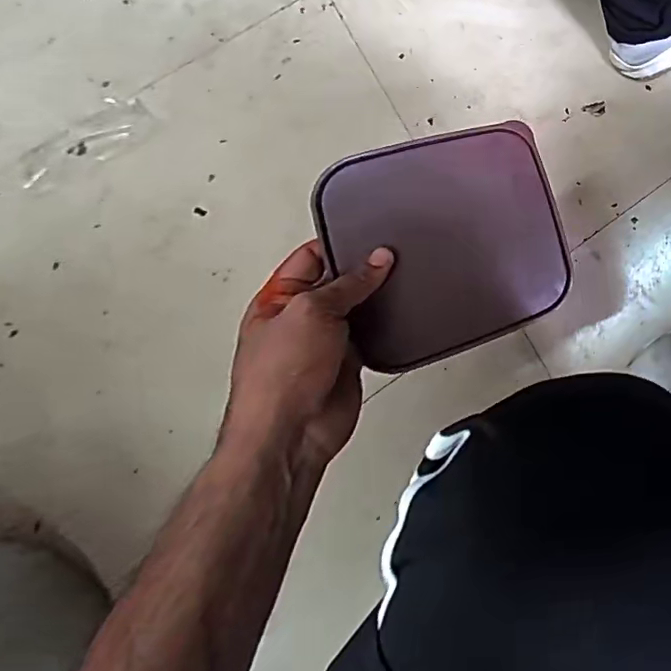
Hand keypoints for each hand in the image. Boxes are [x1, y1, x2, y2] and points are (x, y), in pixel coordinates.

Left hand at [220, 240, 393, 469]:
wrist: (292, 433)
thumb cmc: (276, 382)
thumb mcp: (312, 312)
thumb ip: (348, 283)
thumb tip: (375, 260)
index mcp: (277, 299)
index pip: (311, 256)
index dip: (339, 244)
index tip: (367, 237)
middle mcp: (299, 318)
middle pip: (338, 281)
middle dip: (362, 271)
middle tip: (386, 260)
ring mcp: (324, 340)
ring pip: (358, 307)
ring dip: (375, 299)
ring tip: (393, 285)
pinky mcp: (348, 360)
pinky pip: (372, 332)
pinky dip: (385, 325)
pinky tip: (394, 317)